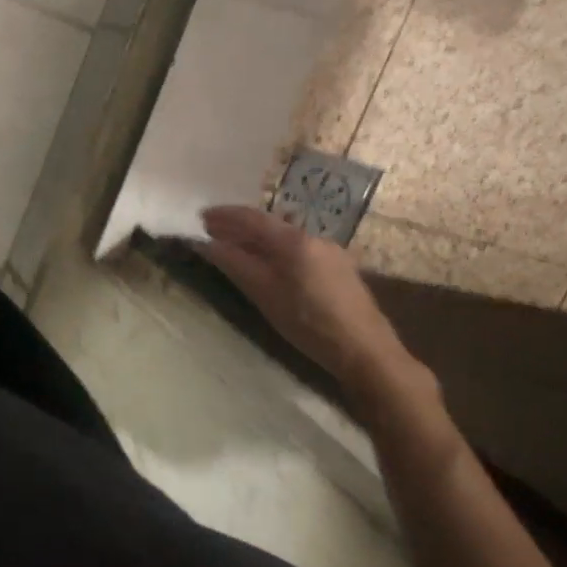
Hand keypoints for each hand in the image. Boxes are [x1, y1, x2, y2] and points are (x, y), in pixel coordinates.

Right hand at [195, 206, 415, 393]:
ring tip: (235, 248)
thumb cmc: (308, 322)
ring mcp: (331, 252)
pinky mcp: (340, 269)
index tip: (199, 217)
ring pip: (285, 237)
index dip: (223, 215)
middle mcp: (314, 238)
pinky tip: (267, 265)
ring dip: (257, 239)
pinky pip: (299, 250)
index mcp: (294, 240)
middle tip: (211, 232)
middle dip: (238, 227)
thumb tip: (204, 243)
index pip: (251, 217)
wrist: (366, 352)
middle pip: (269, 224)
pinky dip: (276, 251)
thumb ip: (232, 262)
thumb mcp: (262, 293)